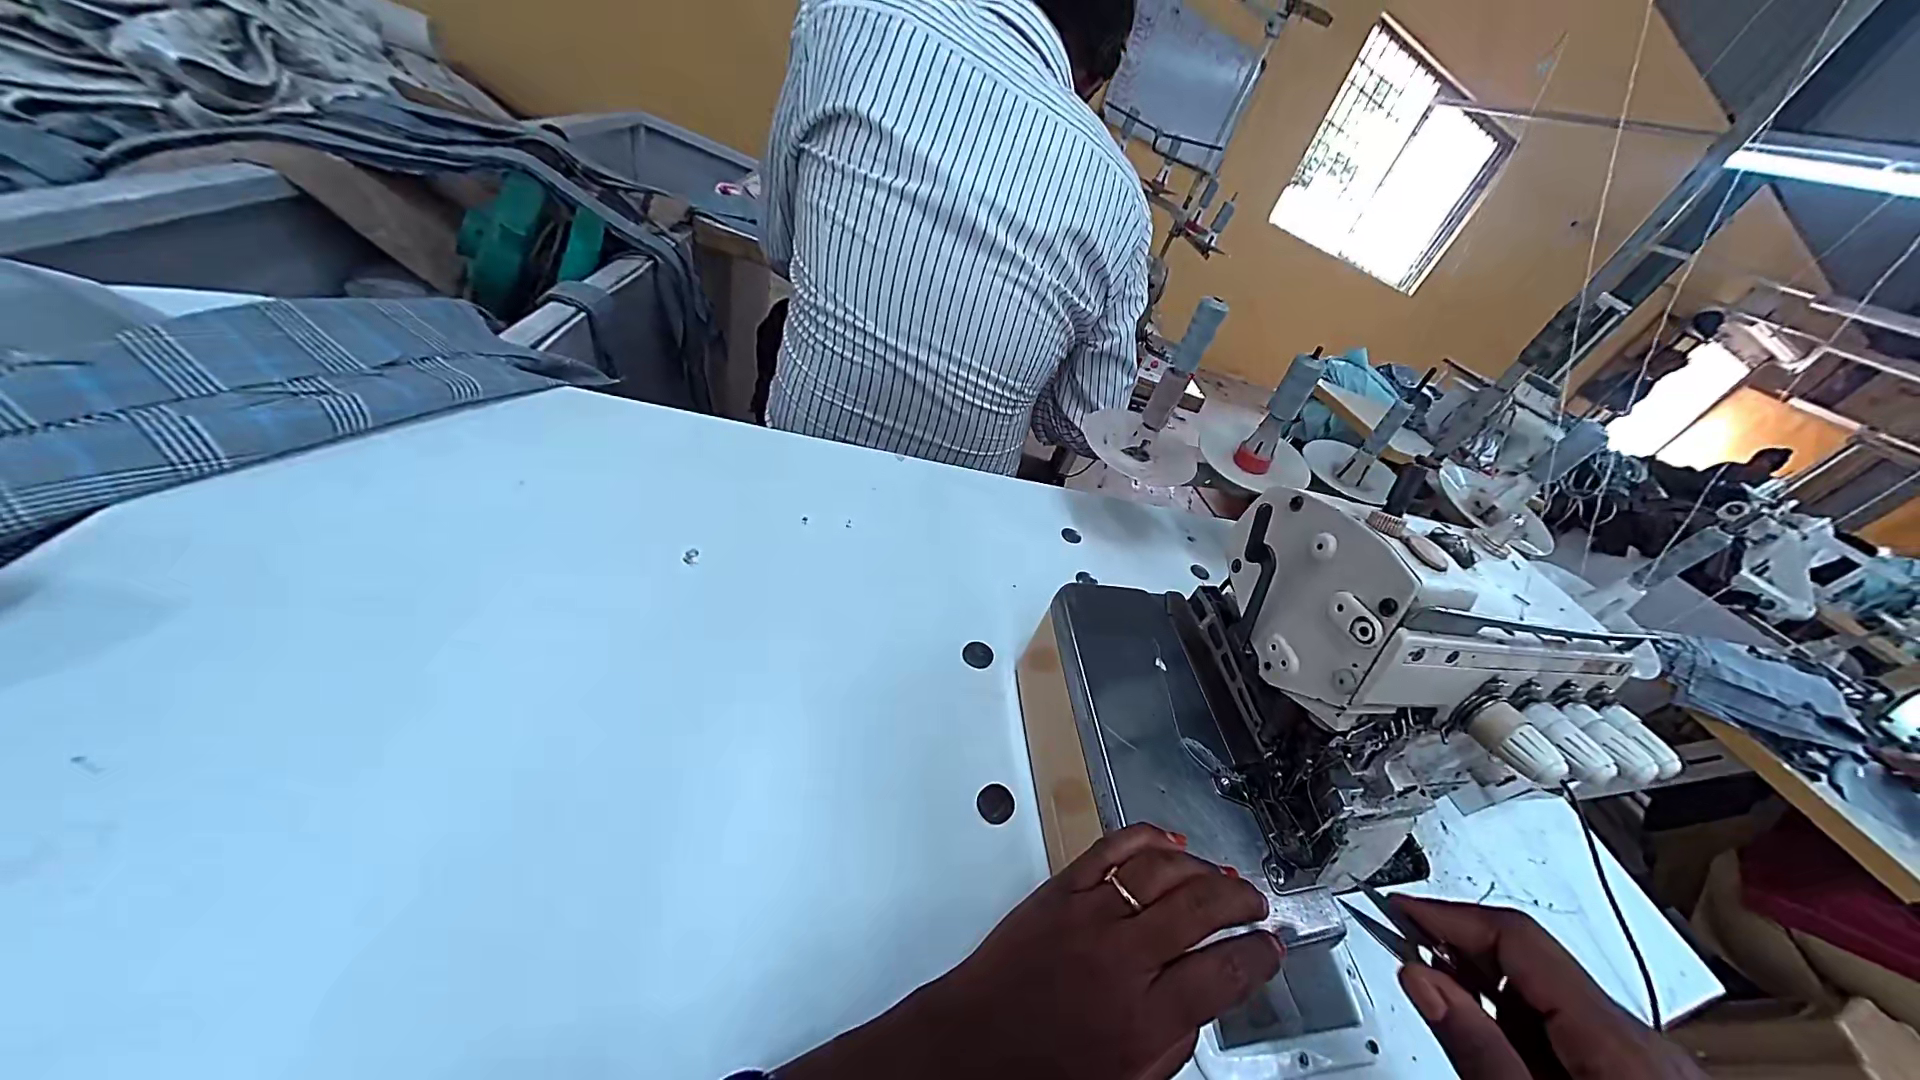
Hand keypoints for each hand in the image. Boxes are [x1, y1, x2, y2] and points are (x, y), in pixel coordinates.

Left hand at [779, 823, 1283, 1079]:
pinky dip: (1145, 835)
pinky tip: (1167, 839)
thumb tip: (1205, 996)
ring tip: (1221, 874)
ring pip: (1161, 870)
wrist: (975, 1045)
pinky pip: (1111, 847)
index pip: (1224, 973)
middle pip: (1201, 910)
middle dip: (1240, 902)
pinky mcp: (1060, 888)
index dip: (1259, 955)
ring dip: (1202, 867)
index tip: (1271, 947)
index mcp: (1145, 1017)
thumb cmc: (1043, 1066)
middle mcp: (1121, 958)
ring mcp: (1089, 914)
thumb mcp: (1129, 1077)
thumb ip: (1175, 1038)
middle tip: (1255, 903)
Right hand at [1390, 897, 1705, 1079]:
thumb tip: (1419, 978)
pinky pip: (1565, 1027)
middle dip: (1461, 951)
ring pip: (1546, 993)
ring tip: (1439, 999)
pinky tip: (1487, 1038)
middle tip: (1406, 954)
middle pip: (1532, 959)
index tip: (1399, 912)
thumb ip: (1477, 1049)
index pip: (1517, 936)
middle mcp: (1645, 1045)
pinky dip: (1514, 1019)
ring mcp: (1650, 1067)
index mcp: (1621, 1043)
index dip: (1449, 916)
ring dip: (1484, 987)